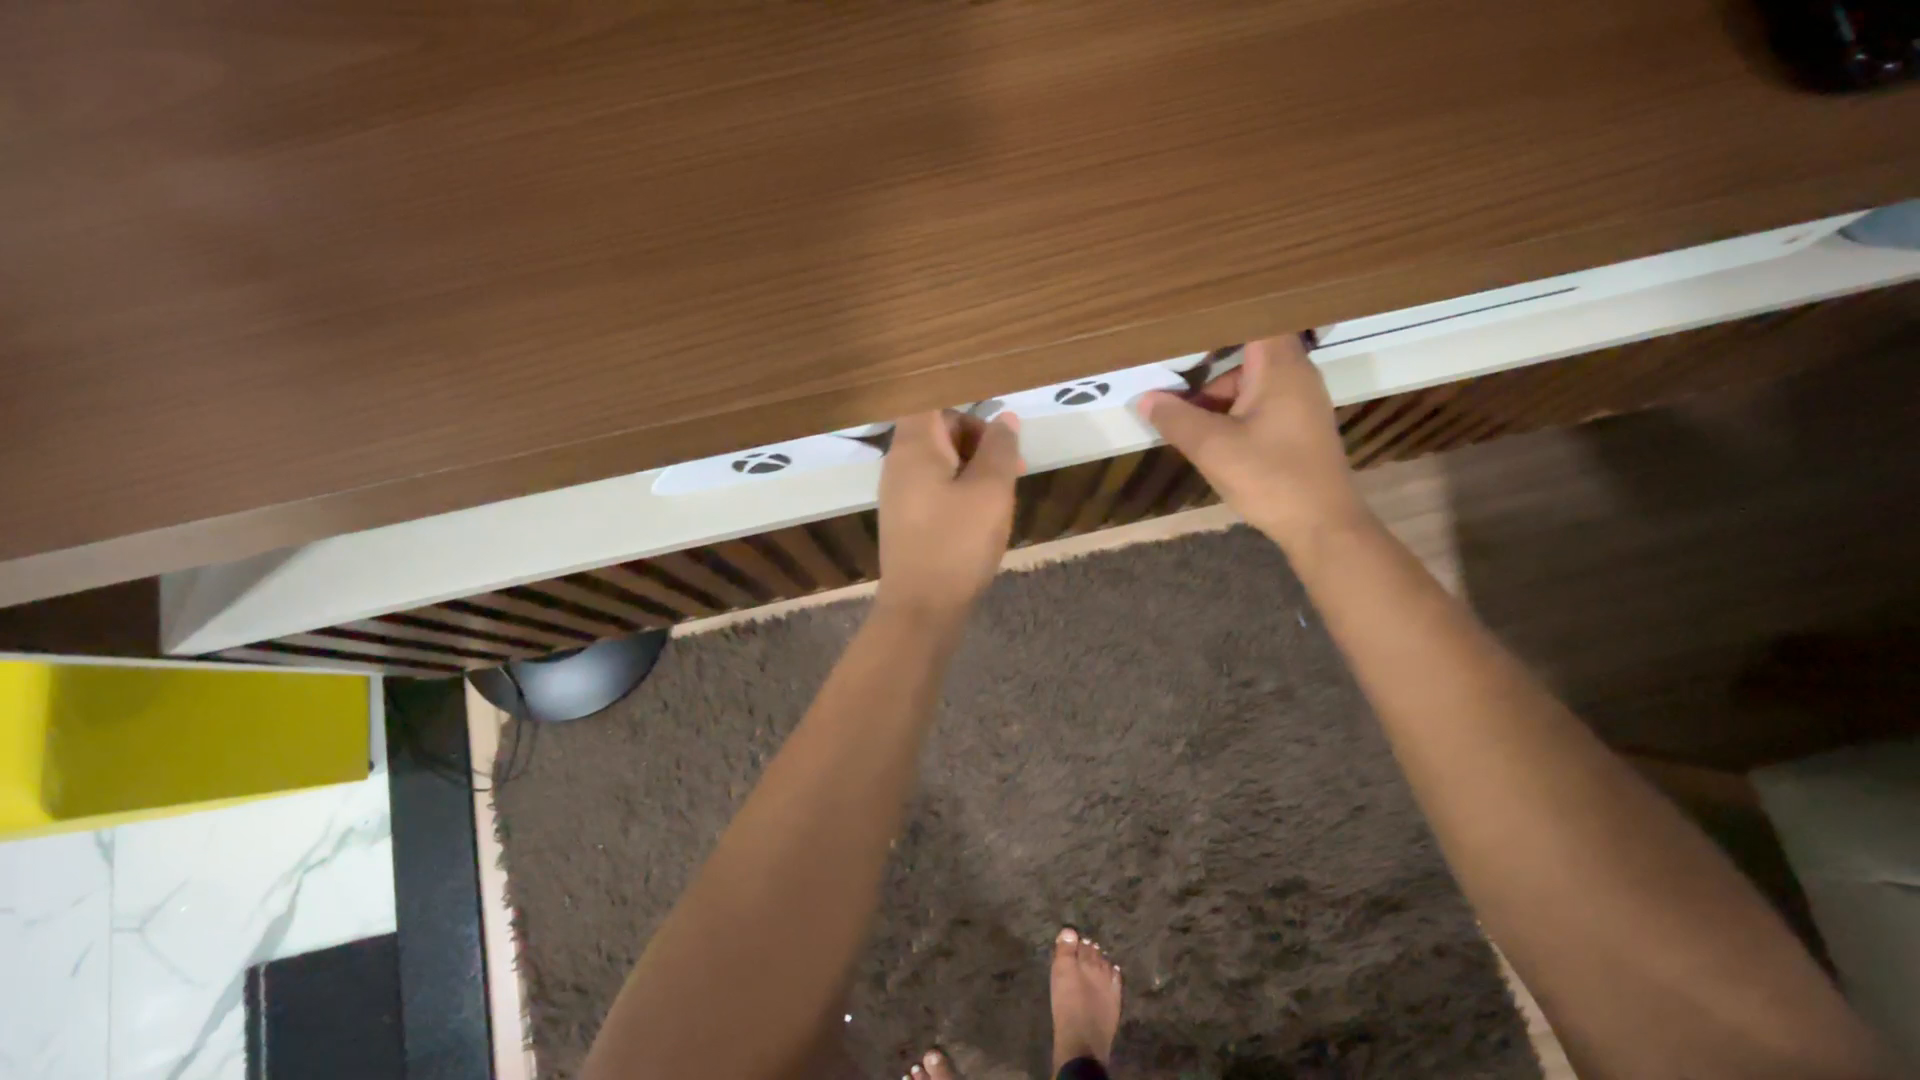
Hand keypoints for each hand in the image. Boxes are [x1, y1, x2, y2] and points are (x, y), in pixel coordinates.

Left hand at [874, 410, 1024, 618]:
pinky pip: (935, 489)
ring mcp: (899, 495)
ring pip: (939, 463)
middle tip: (1013, 466)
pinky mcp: (906, 521)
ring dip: (974, 469)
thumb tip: (1004, 418)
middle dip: (978, 440)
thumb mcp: (990, 490)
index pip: (934, 402)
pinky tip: (982, 516)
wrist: (921, 608)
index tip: (998, 431)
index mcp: (913, 447)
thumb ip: (999, 448)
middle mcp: (898, 464)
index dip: (968, 407)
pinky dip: (960, 491)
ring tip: (1003, 494)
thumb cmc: (957, 543)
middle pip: (938, 430)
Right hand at [1137, 336, 1368, 548]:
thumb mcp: (1212, 448)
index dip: (1219, 320)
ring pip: (1252, 383)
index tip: (1186, 326)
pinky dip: (1236, 414)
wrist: (1323, 526)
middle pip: (1247, 354)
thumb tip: (1146, 399)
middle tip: (1173, 382)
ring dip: (1219, 398)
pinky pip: (1263, 405)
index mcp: (1280, 367)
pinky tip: (1214, 441)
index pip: (1253, 320)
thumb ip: (1175, 418)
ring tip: (1187, 422)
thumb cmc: (1270, 477)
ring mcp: (1302, 403)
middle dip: (1208, 368)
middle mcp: (1297, 375)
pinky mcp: (1301, 428)